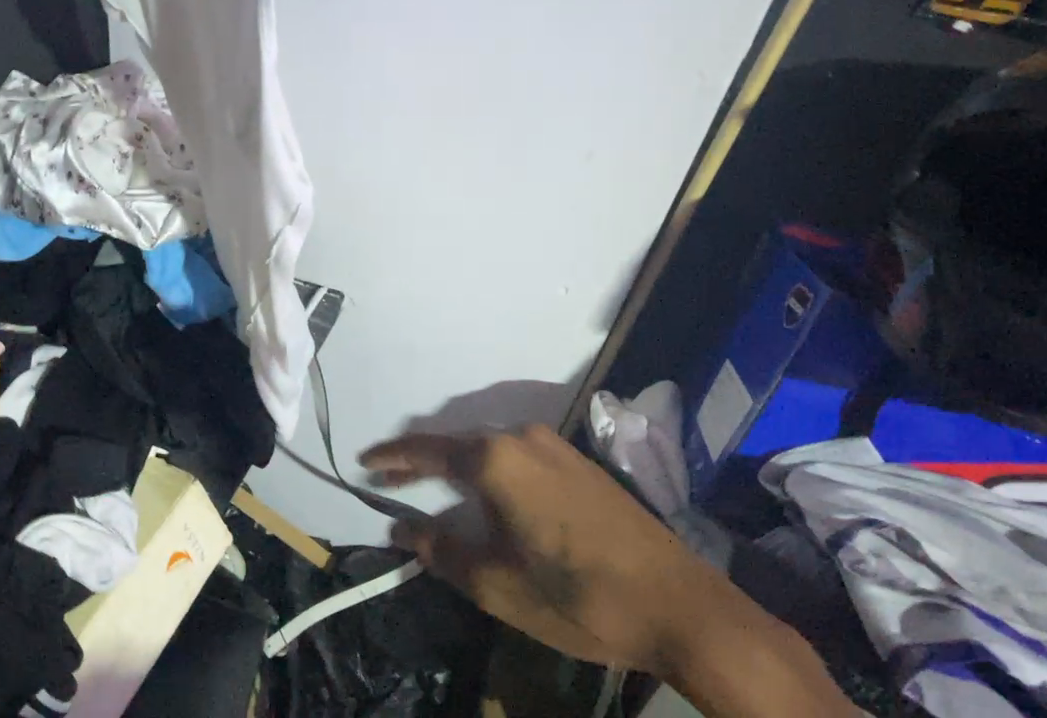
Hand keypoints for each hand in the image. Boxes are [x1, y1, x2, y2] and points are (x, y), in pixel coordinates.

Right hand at [361, 426, 700, 673]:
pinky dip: (492, 473)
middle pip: (459, 444)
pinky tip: (489, 500)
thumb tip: (402, 530)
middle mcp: (525, 438)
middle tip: (391, 483)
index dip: (392, 458)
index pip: (428, 450)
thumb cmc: (580, 597)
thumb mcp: (497, 586)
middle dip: (423, 463)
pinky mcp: (582, 465)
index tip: (363, 464)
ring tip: (434, 493)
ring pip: (491, 450)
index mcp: (498, 459)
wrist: (682, 607)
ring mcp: (558, 448)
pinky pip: (520, 458)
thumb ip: (441, 552)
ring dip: (459, 469)